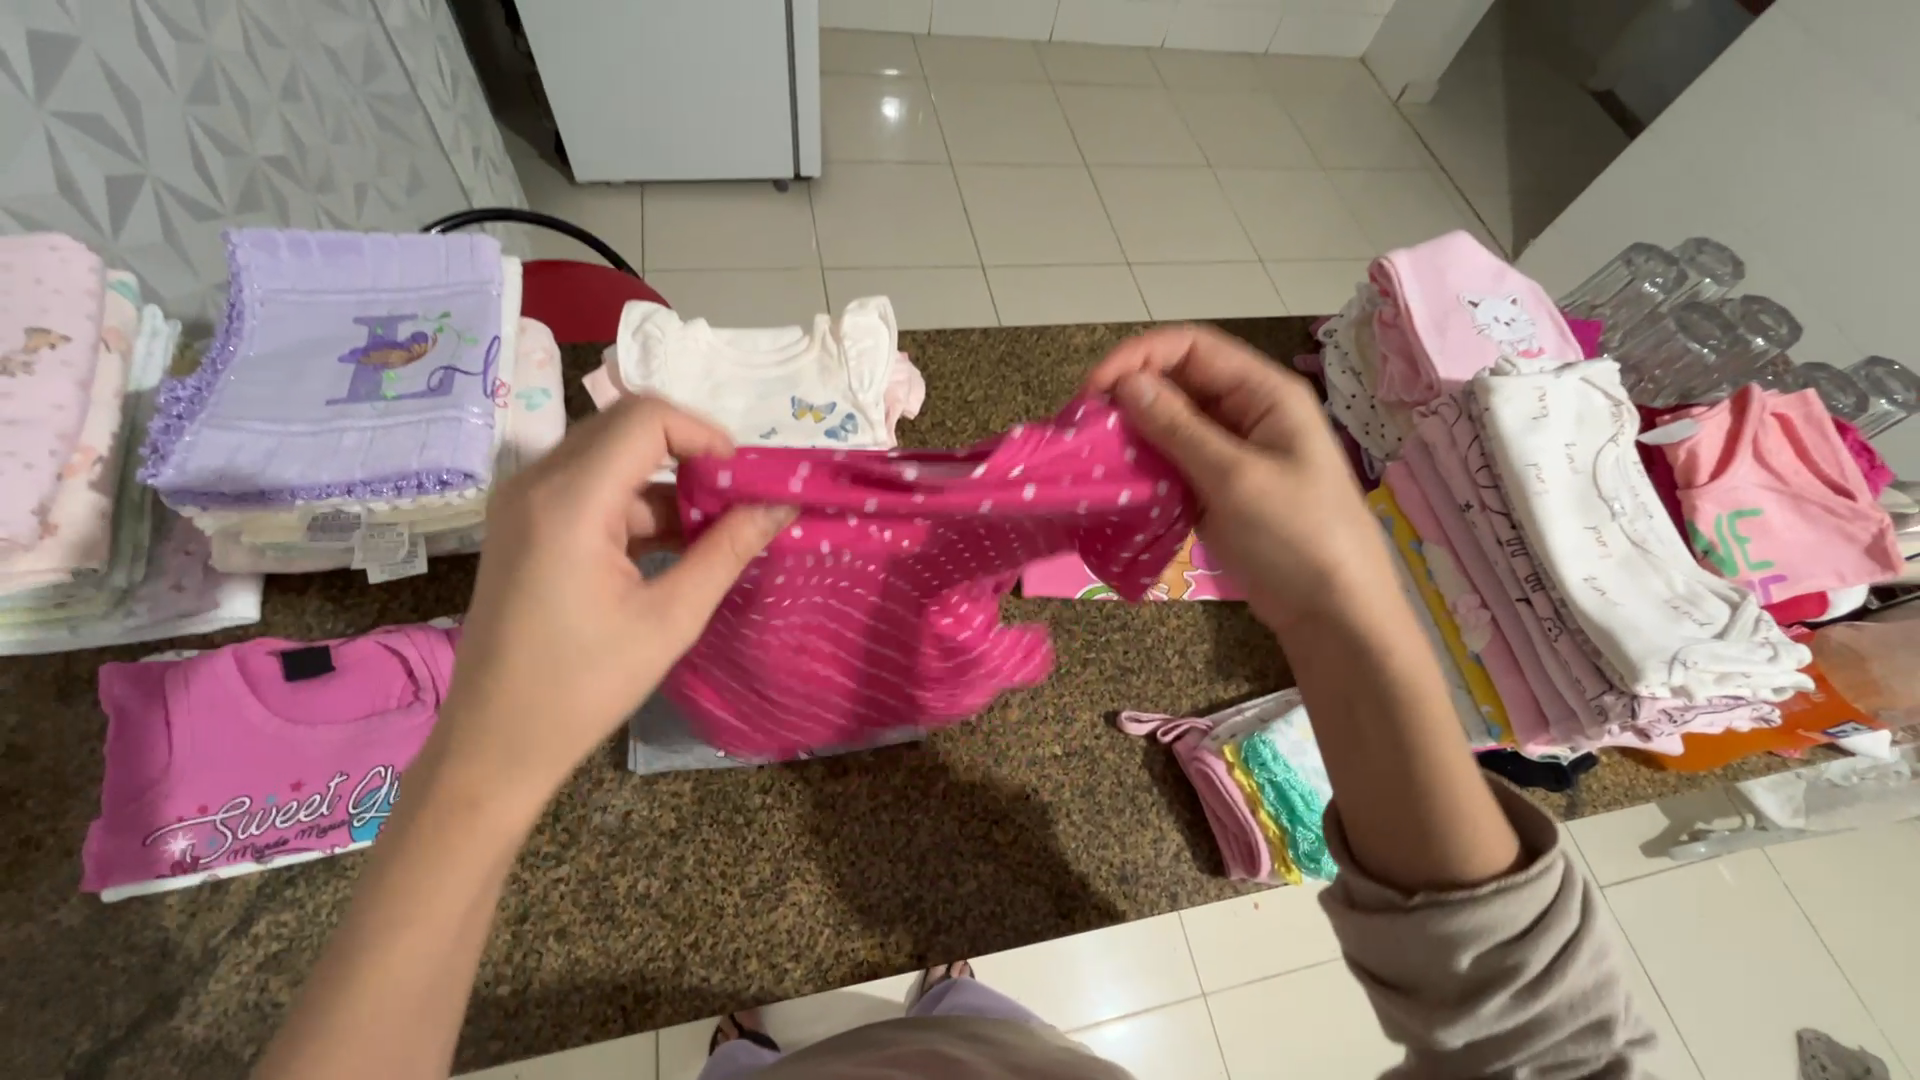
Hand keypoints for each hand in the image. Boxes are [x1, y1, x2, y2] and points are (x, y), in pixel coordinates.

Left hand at [432, 395, 793, 811]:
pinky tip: (674, 547)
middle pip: (627, 428)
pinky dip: (639, 505)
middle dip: (691, 455)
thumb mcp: (672, 618)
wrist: (495, 743)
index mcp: (568, 501)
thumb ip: (729, 550)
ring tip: (715, 531)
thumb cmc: (585, 686)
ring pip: (612, 457)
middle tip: (737, 501)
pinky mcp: (525, 524)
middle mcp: (537, 483)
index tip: (744, 479)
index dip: (704, 434)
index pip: (645, 418)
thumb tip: (781, 504)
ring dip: (668, 484)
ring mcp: (524, 501)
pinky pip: (592, 488)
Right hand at [1085, 324, 1395, 632]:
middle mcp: (1246, 413)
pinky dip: (1144, 467)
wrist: (1332, 611)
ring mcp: (1230, 453)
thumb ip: (1179, 427)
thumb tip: (1127, 383)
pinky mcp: (1216, 488)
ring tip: (1094, 454)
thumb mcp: (1234, 477)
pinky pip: (1172, 462)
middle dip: (1129, 395)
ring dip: (1132, 433)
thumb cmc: (1296, 535)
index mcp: (1264, 393)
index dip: (1139, 357)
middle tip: (1084, 426)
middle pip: (1178, 382)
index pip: (1192, 347)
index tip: (1093, 388)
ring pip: (1170, 424)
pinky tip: (1119, 482)